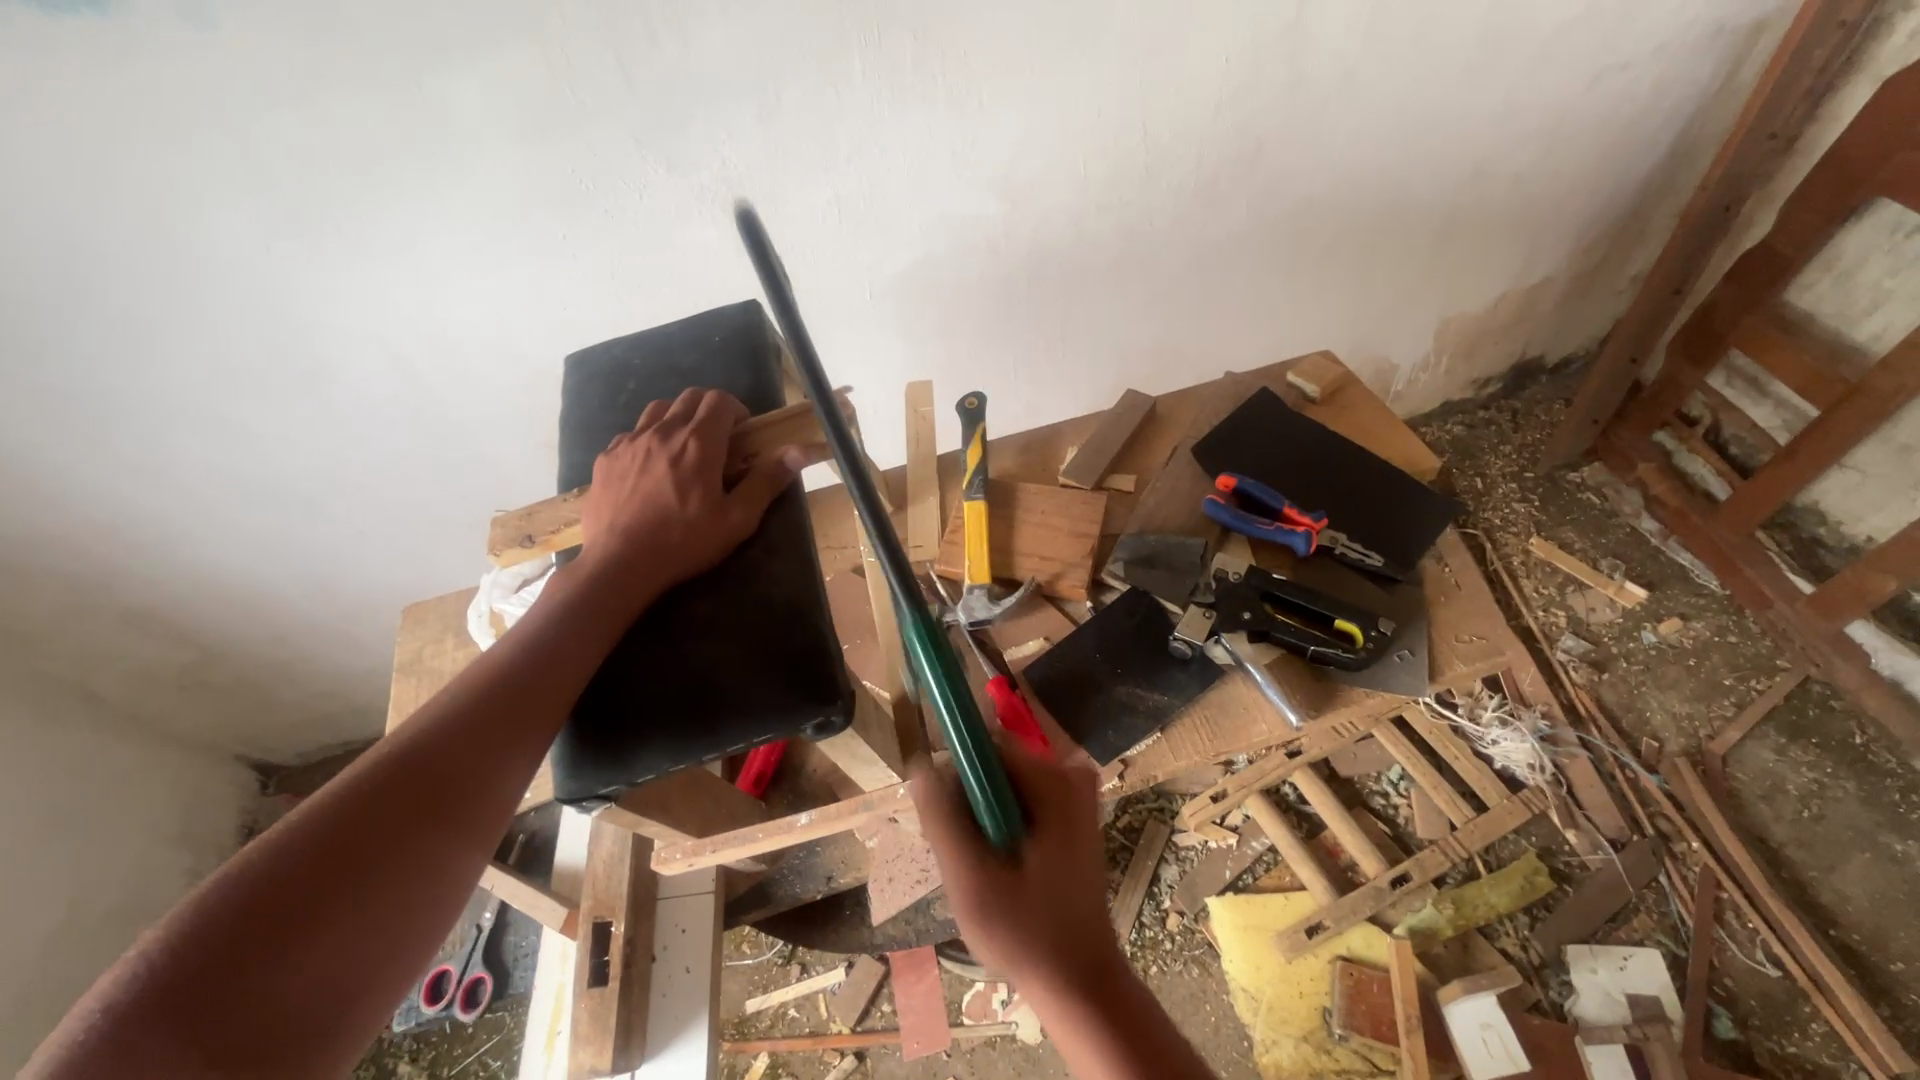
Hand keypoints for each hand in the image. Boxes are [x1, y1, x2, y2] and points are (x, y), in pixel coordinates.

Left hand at [577, 388, 801, 599]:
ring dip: (677, 418)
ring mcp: (630, 442)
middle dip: (709, 409)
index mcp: (699, 442)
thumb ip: (767, 481)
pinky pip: (631, 433)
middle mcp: (663, 431)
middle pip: (689, 397)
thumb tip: (798, 451)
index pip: (720, 400)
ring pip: (658, 409)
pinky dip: (648, 439)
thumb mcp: (737, 519)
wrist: (619, 563)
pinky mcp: (606, 458)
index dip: (736, 410)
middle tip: (719, 440)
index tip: (743, 434)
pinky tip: (651, 467)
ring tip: (684, 448)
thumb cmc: (684, 542)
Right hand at [910, 743, 1125, 998]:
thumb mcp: (972, 881)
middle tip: (964, 860)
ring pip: (1004, 787)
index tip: (946, 824)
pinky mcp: (1074, 819)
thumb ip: (943, 819)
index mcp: (1055, 783)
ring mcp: (1076, 799)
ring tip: (983, 873)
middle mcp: (1071, 778)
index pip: (986, 747)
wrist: (1081, 983)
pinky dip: (1001, 830)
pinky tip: (1001, 873)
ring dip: (982, 822)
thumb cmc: (1027, 935)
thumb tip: (920, 765)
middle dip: (970, 805)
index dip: (956, 777)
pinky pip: (1021, 804)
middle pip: (996, 766)